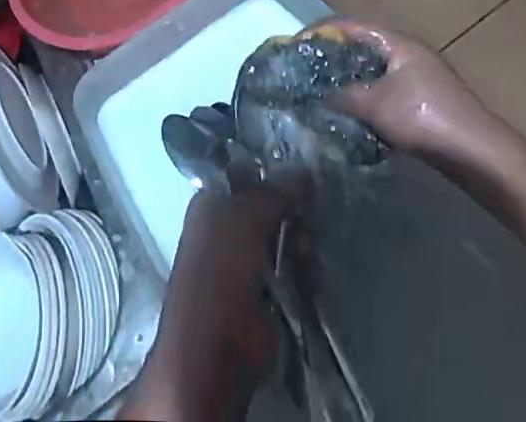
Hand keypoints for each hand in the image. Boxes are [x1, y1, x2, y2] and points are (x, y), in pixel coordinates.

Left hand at [124, 173, 305, 420]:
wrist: (213, 354)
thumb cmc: (219, 273)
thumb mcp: (244, 218)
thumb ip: (276, 191)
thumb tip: (308, 171)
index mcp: (212, 203)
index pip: (246, 173)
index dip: (273, 171)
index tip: (304, 173)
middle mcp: (229, 228)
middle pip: (272, 204)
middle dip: (294, 208)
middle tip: (311, 213)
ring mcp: (250, 262)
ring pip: (287, 235)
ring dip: (303, 239)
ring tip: (309, 252)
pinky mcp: (270, 292)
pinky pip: (295, 267)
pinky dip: (306, 268)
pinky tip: (313, 274)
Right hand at [316, 17, 507, 162]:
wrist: (478, 153)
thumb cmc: (425, 118)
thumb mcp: (376, 105)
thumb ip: (342, 94)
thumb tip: (315, 94)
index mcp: (397, 42)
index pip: (350, 24)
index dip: (319, 31)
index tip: (292, 46)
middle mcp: (406, 52)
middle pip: (360, 44)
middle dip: (330, 54)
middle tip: (302, 70)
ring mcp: (416, 76)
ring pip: (370, 69)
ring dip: (345, 78)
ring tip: (317, 92)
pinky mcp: (420, 99)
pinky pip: (381, 89)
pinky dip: (361, 96)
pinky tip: (347, 113)